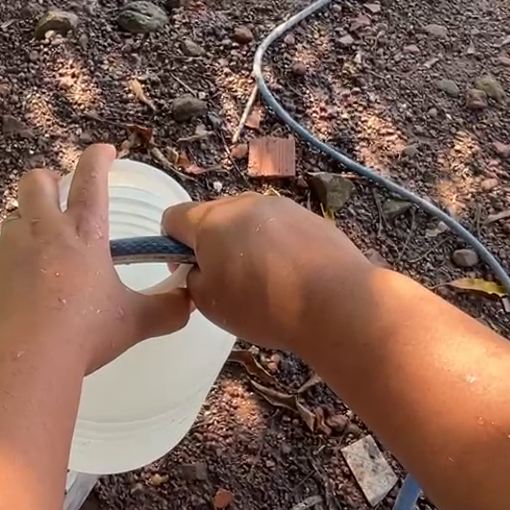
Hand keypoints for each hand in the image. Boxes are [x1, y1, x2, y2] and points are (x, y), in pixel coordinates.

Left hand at [0, 145, 192, 372]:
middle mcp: (44, 231)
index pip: (91, 179)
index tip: (104, 151)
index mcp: (84, 233)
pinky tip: (23, 289)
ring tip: (42, 250)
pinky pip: (0, 254)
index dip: (98, 158)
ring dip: (28, 223)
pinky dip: (13, 261)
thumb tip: (189, 300)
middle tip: (57, 194)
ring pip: (14, 217)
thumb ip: (166, 310)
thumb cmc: (83, 333)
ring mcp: (10, 249)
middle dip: (46, 179)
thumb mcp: (133, 323)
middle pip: (35, 182)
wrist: (21, 360)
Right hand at [161, 192, 375, 354]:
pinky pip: (279, 229)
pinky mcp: (310, 217)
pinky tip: (292, 278)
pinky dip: (276, 247)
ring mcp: (280, 206)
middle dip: (211, 244)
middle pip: (212, 217)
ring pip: (247, 222)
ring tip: (265, 283)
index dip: (171, 244)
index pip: (173, 217)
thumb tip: (200, 269)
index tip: (187, 270)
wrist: (338, 303)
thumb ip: (194, 279)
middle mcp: (243, 203)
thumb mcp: (210, 304)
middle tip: (226, 282)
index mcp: (210, 221)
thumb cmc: (264, 306)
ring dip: (244, 244)